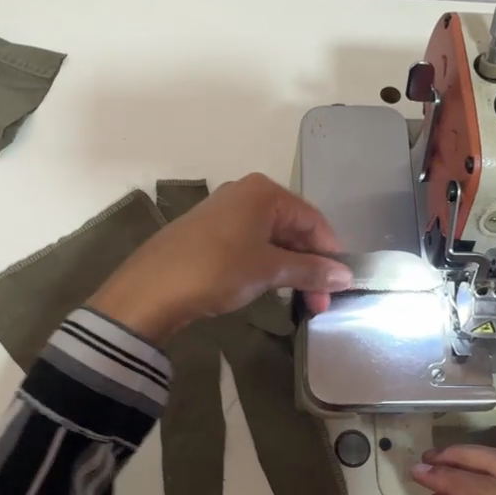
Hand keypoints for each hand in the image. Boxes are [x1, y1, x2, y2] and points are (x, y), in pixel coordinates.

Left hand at [87, 174, 353, 342]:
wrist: (150, 290)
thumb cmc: (217, 270)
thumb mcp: (269, 271)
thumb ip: (311, 270)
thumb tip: (345, 275)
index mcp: (264, 192)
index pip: (313, 220)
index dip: (330, 253)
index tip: (338, 287)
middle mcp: (245, 193)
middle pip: (293, 227)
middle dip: (310, 265)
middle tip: (318, 303)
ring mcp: (224, 211)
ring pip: (271, 238)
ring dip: (289, 268)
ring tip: (298, 301)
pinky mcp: (208, 231)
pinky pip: (250, 243)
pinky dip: (265, 265)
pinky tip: (269, 288)